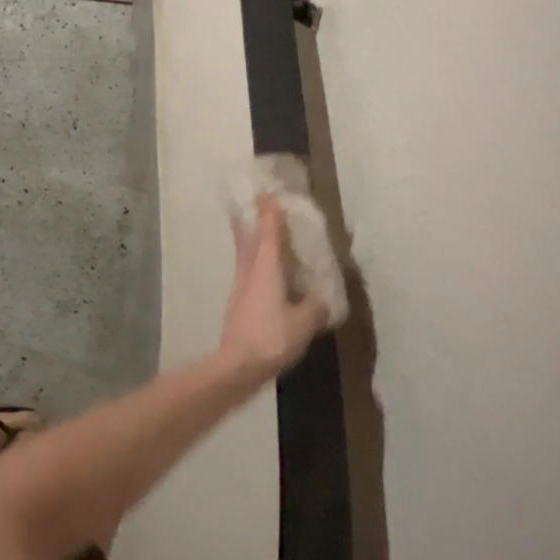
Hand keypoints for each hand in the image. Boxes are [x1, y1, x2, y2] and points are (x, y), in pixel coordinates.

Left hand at [219, 195, 332, 376]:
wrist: (237, 365)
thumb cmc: (271, 338)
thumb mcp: (304, 324)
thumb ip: (315, 308)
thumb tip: (321, 300)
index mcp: (266, 270)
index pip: (269, 235)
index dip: (270, 215)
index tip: (268, 195)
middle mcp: (250, 273)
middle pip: (250, 242)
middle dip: (254, 223)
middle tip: (258, 208)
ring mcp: (240, 289)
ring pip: (246, 258)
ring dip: (252, 243)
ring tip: (262, 237)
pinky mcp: (238, 305)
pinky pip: (248, 274)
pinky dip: (255, 265)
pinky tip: (265, 276)